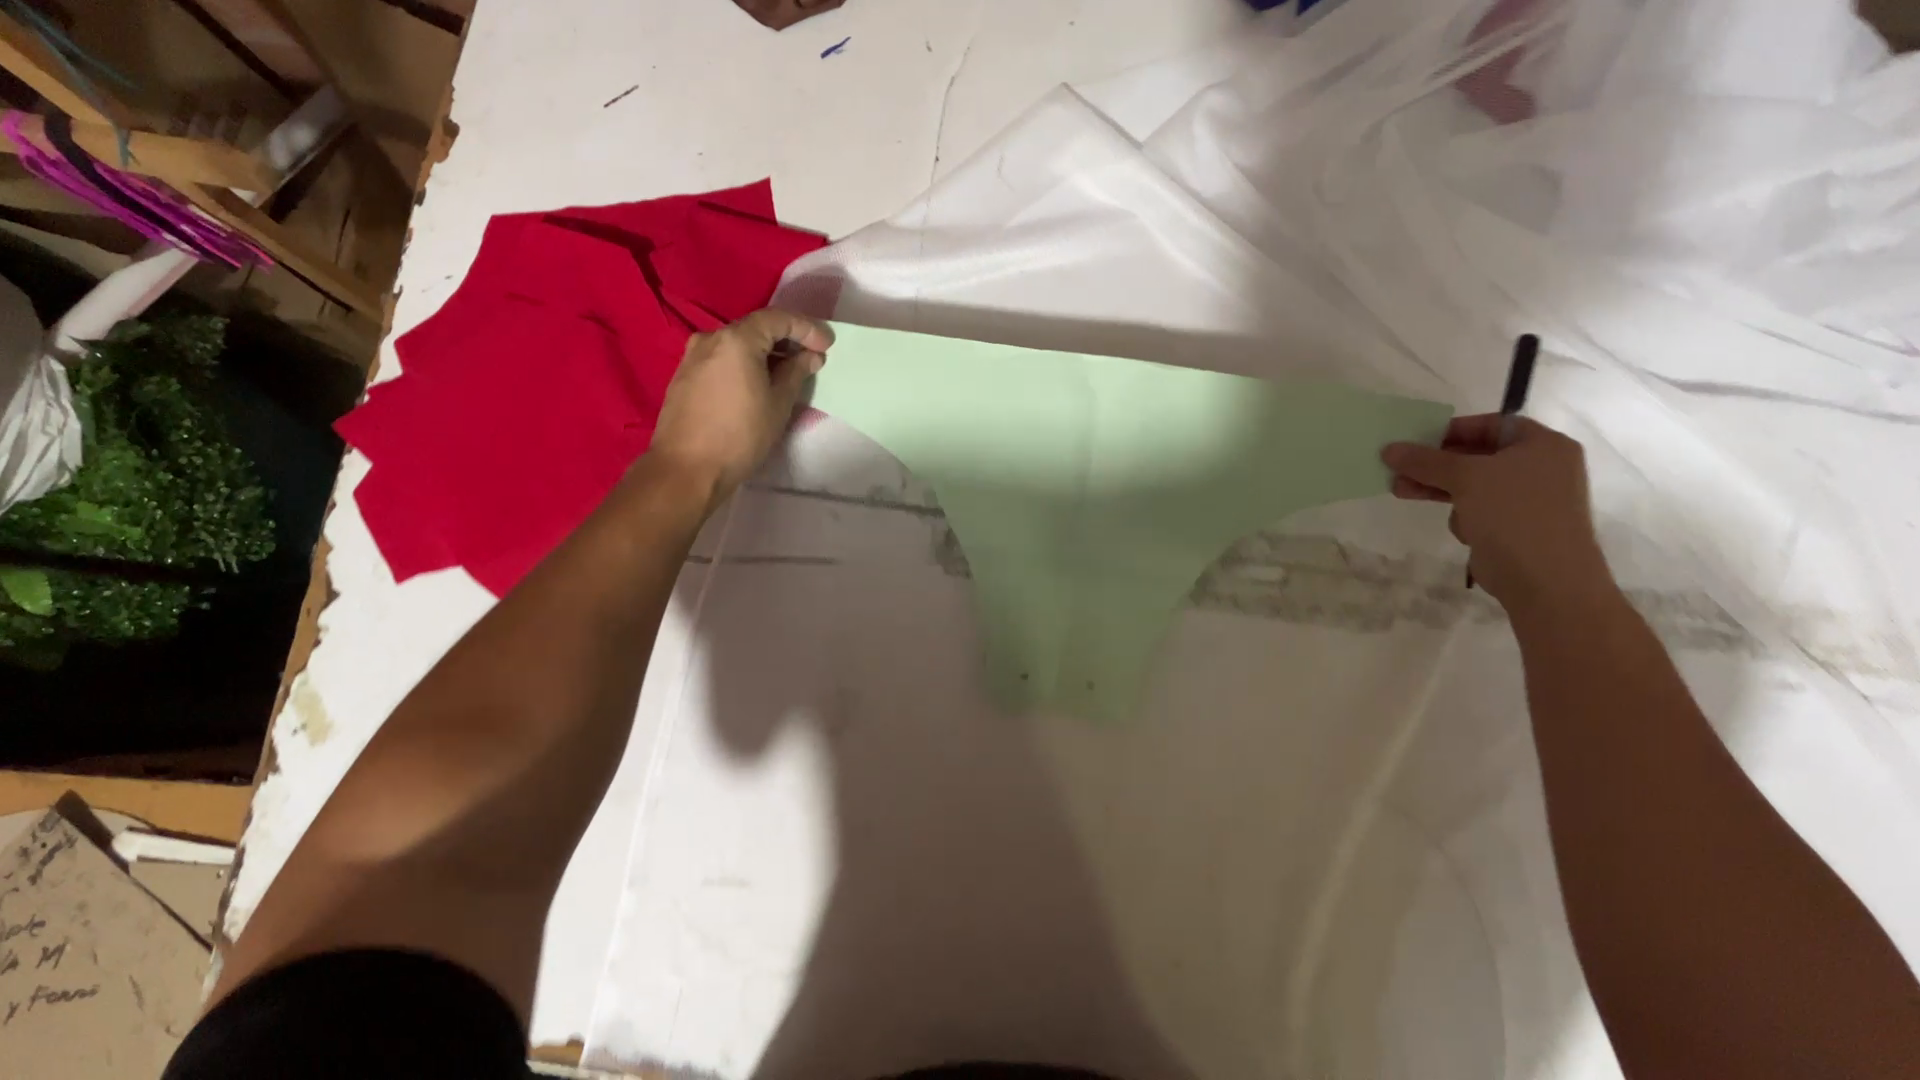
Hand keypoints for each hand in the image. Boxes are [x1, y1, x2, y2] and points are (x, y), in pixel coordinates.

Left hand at [648, 309, 832, 510]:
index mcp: (736, 340)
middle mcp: (711, 339)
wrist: (686, 469)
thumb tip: (809, 356)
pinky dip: (744, 363)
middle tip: (811, 356)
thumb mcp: (778, 404)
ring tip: (787, 372)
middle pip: (755, 328)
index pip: (777, 319)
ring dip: (764, 352)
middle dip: (786, 339)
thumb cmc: (740, 436)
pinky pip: (722, 359)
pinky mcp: (684, 376)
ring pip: (737, 344)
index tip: (827, 345)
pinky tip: (757, 382)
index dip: (806, 328)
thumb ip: (795, 373)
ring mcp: (693, 356)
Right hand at [1382, 415, 1612, 609]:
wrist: (1546, 579)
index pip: (1492, 425)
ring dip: (1438, 488)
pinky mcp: (1516, 527)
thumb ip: (1425, 460)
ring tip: (1400, 490)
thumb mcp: (1465, 477)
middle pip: (1478, 456)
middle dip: (1435, 464)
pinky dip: (1464, 514)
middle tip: (1398, 467)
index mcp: (1543, 445)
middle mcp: (1541, 468)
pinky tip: (1461, 528)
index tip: (1417, 439)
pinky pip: (1481, 510)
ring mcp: (1530, 500)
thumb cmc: (1513, 513)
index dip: (1453, 429)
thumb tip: (1388, 449)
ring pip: (1473, 485)